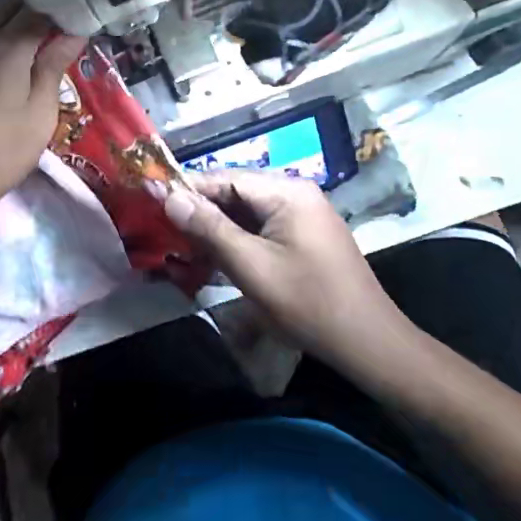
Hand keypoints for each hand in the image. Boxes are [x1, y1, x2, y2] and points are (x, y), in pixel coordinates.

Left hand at [0, 4, 88, 233]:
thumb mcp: (39, 116)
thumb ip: (53, 68)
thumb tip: (73, 33)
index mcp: (8, 47)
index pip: (37, 12)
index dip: (55, 14)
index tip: (68, 24)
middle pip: (2, 3)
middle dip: (25, 9)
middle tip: (41, 31)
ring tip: (7, 40)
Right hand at [159, 170, 410, 365]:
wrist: (369, 343)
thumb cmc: (308, 303)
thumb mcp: (252, 267)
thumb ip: (210, 229)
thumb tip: (169, 196)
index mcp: (287, 191)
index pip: (225, 177)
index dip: (188, 188)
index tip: (152, 200)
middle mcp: (296, 193)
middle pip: (236, 192)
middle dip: (200, 210)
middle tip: (163, 229)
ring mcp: (303, 216)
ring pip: (247, 213)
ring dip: (216, 229)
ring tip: (180, 246)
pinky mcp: (305, 238)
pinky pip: (262, 229)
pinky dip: (237, 241)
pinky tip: (213, 259)